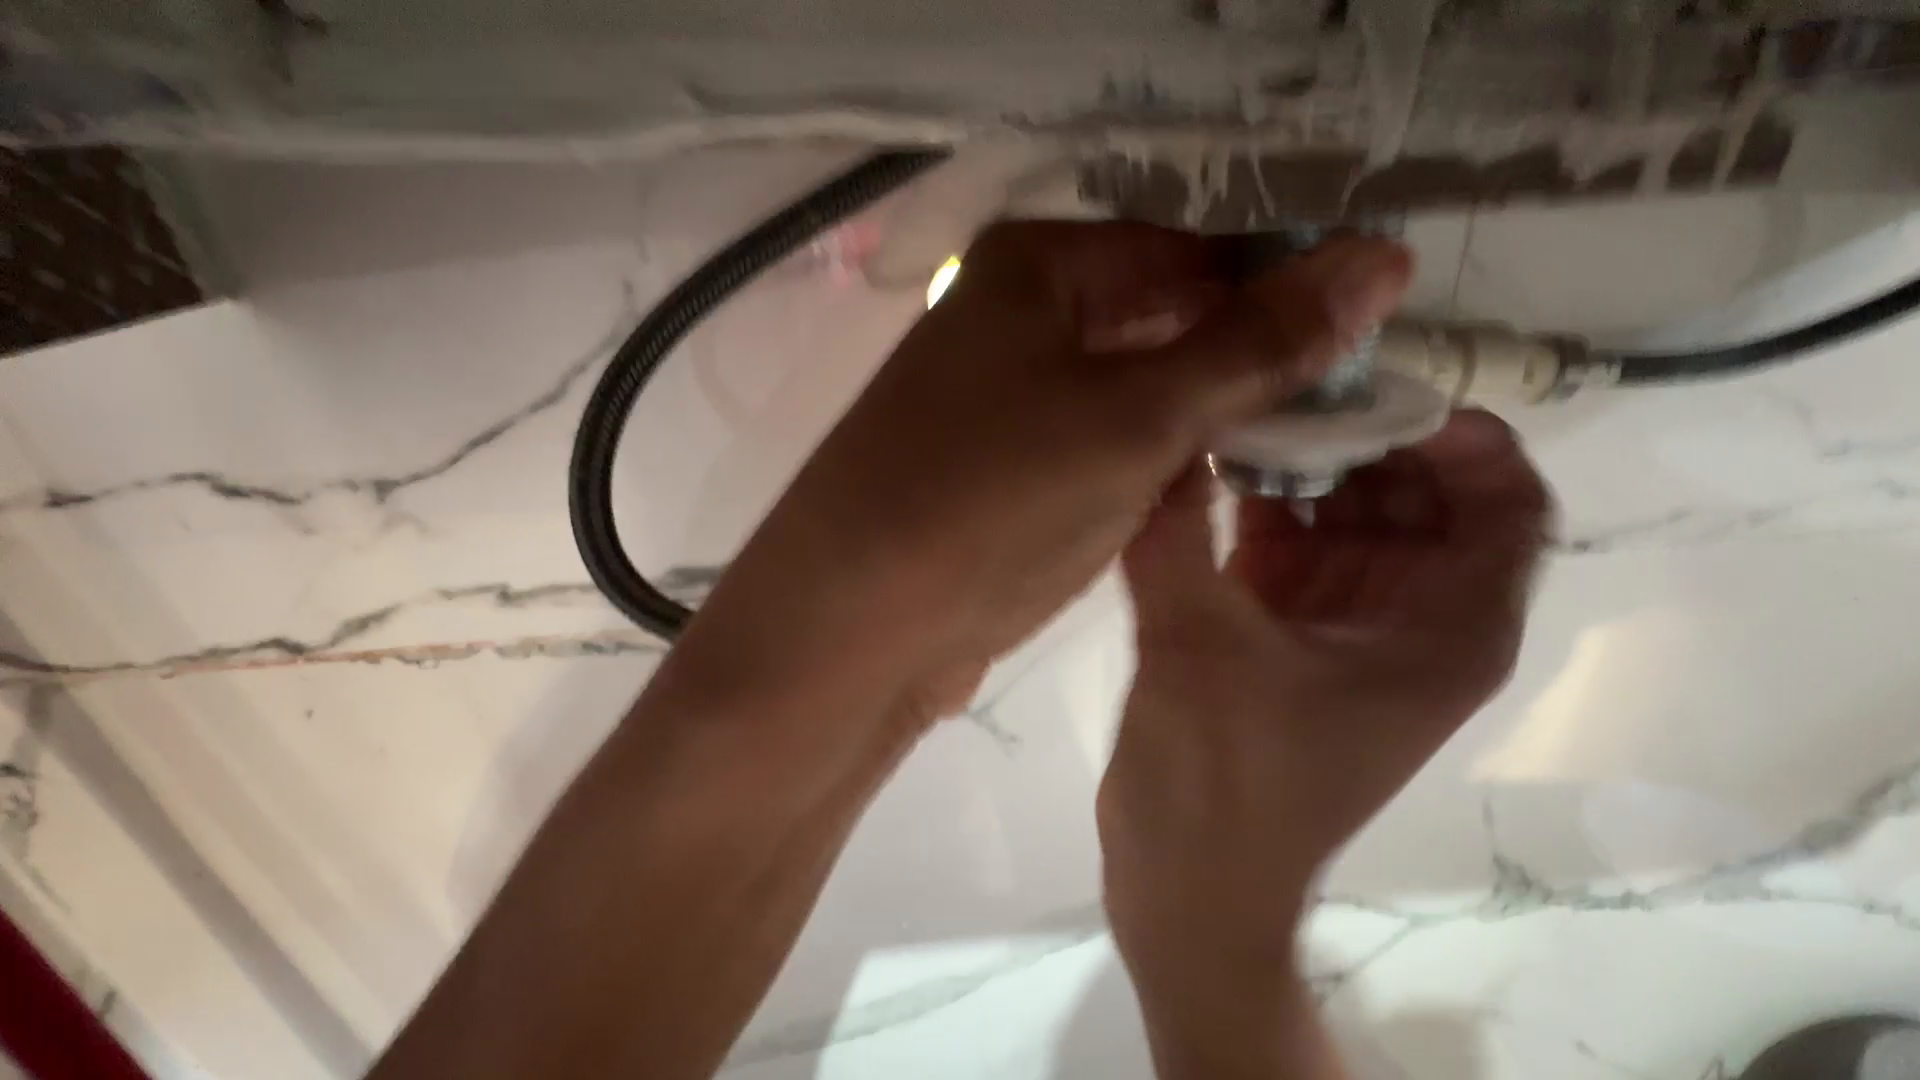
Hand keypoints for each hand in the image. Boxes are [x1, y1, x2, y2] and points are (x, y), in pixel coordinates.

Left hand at [687, 222, 1413, 729]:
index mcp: (1035, 266)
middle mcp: (1014, 317)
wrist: (854, 628)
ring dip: (1214, 415)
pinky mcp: (1008, 470)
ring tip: (1317, 445)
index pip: (1194, 246)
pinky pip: (1106, 444)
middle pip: (1165, 317)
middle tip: (1357, 403)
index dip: (1287, 284)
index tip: (1378, 332)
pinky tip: (1228, 483)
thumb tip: (1382, 259)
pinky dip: (1164, 460)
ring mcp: (1007, 397)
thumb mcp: (1136, 416)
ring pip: (1139, 387)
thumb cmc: (990, 501)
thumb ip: (1256, 343)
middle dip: (1253, 359)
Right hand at [1097, 412, 1551, 1075]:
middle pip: (1417, 489)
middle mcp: (1407, 612)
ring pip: (1345, 506)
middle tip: (1278, 380)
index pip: (1507, 500)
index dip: (1457, 435)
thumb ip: (1176, 533)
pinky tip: (1200, 460)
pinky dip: (1252, 498)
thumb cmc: (1225, 783)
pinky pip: (1284, 534)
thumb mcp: (1200, 648)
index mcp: (1446, 628)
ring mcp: (1339, 615)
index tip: (1369, 390)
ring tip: (1232, 406)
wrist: (1187, 885)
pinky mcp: (1278, 622)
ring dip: (1297, 458)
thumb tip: (1153, 428)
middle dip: (1356, 431)